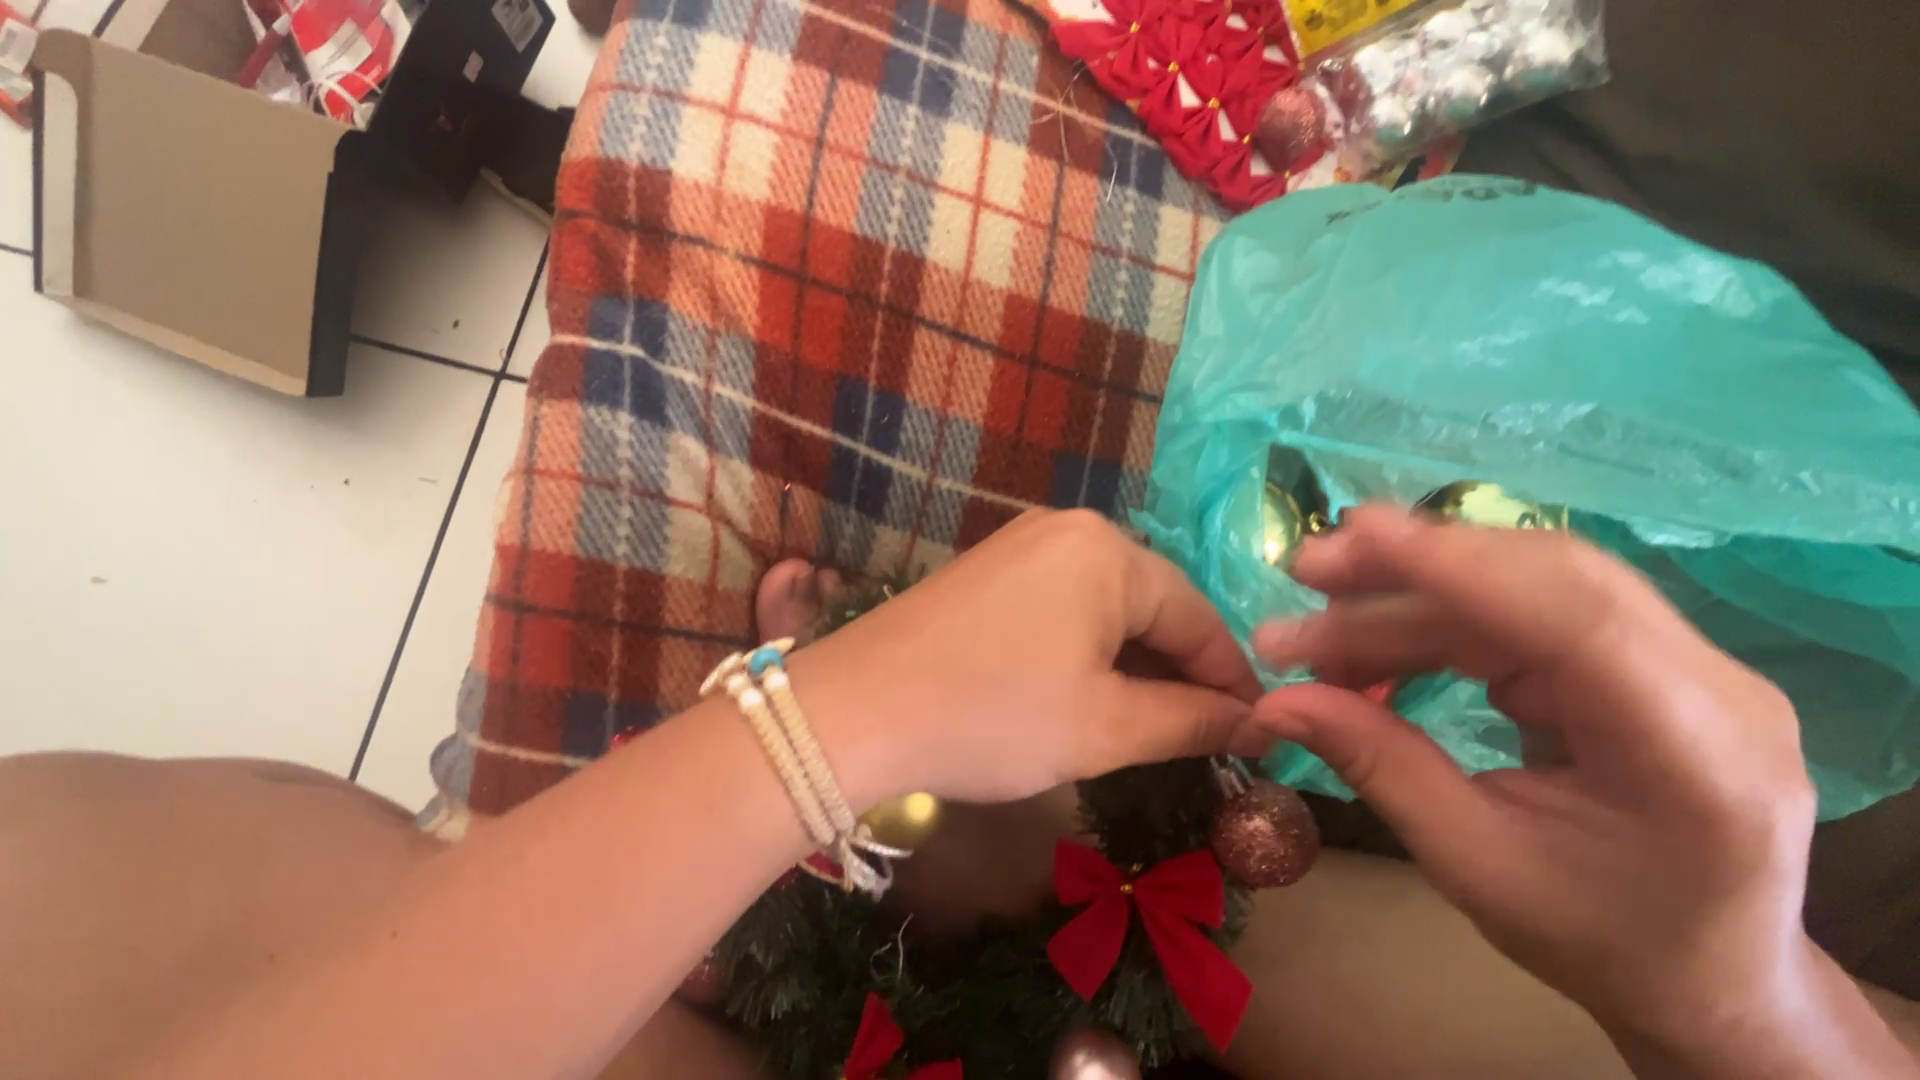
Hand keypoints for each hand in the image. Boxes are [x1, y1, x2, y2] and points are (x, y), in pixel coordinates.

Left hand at [789, 509, 1269, 807]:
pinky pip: (1062, 606)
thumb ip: (1193, 721)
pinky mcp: (987, 571)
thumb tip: (1259, 724)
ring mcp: (1020, 545)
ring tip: (1151, 725)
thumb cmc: (993, 716)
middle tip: (1205, 738)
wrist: (856, 710)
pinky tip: (1088, 693)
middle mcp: (1067, 529)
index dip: (1232, 681)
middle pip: (1152, 605)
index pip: (1198, 617)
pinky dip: (1086, 651)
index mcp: (1108, 551)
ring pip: (1105, 607)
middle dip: (1180, 673)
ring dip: (1133, 665)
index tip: (1258, 733)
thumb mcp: (1107, 728)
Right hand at [1248, 506, 1822, 1059]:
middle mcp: (1706, 685)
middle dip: (1418, 564)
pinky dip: (1438, 616)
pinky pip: (1525, 610)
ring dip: (1415, 589)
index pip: (1579, 621)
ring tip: (1318, 606)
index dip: (1462, 566)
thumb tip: (1273, 701)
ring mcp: (1679, 661)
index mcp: (1695, 754)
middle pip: (1551, 582)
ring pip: (1529, 585)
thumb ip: (1379, 765)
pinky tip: (1374, 636)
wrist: (1705, 972)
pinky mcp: (1637, 656)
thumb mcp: (1472, 862)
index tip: (1357, 533)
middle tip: (1307, 569)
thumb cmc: (1595, 935)